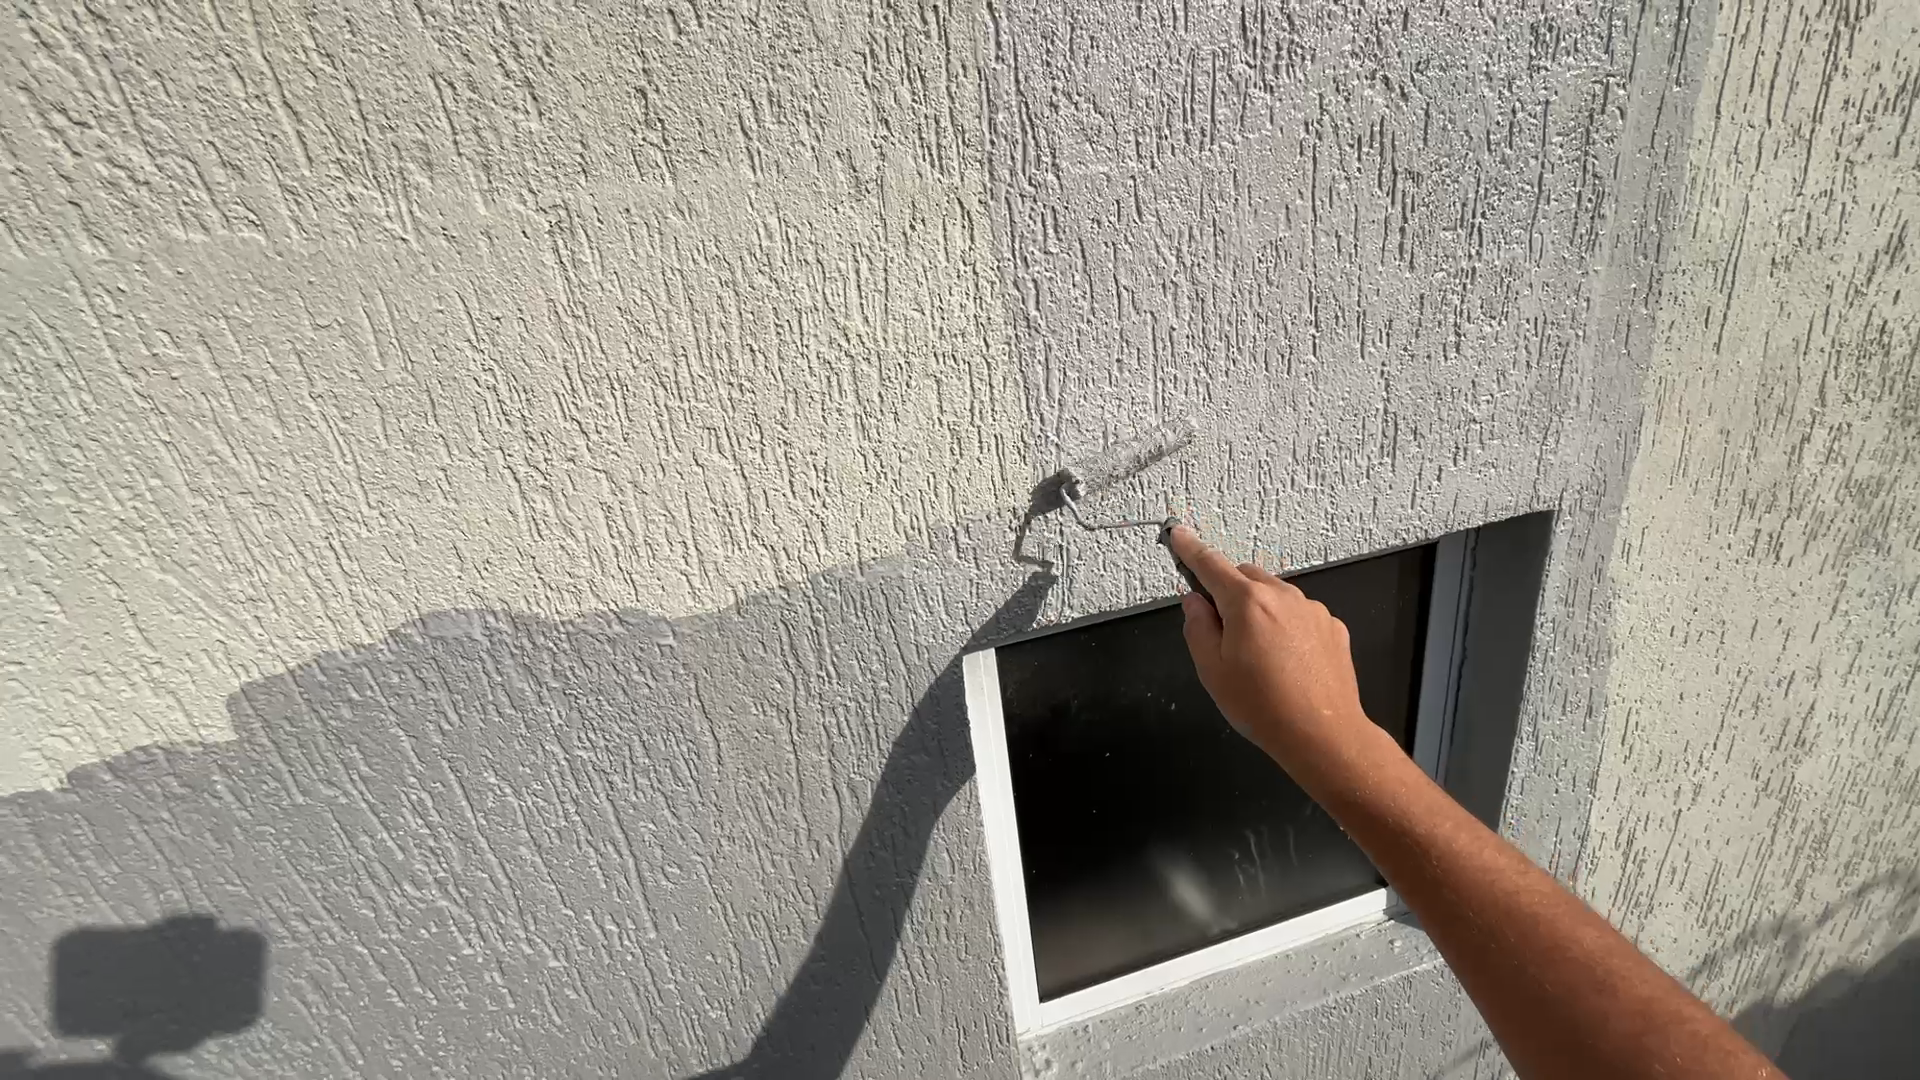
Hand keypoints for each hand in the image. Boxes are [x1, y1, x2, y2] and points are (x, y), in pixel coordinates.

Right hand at [1166, 526, 1375, 768]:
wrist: (1322, 735)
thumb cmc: (1262, 706)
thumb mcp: (1210, 669)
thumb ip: (1197, 626)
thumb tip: (1195, 602)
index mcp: (1247, 603)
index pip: (1210, 565)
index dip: (1190, 549)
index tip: (1178, 535)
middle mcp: (1282, 596)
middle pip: (1244, 577)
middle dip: (1227, 592)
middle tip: (1220, 632)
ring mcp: (1312, 610)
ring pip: (1273, 595)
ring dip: (1258, 610)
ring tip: (1257, 656)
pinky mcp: (1332, 627)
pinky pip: (1298, 614)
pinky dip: (1284, 626)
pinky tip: (1284, 661)